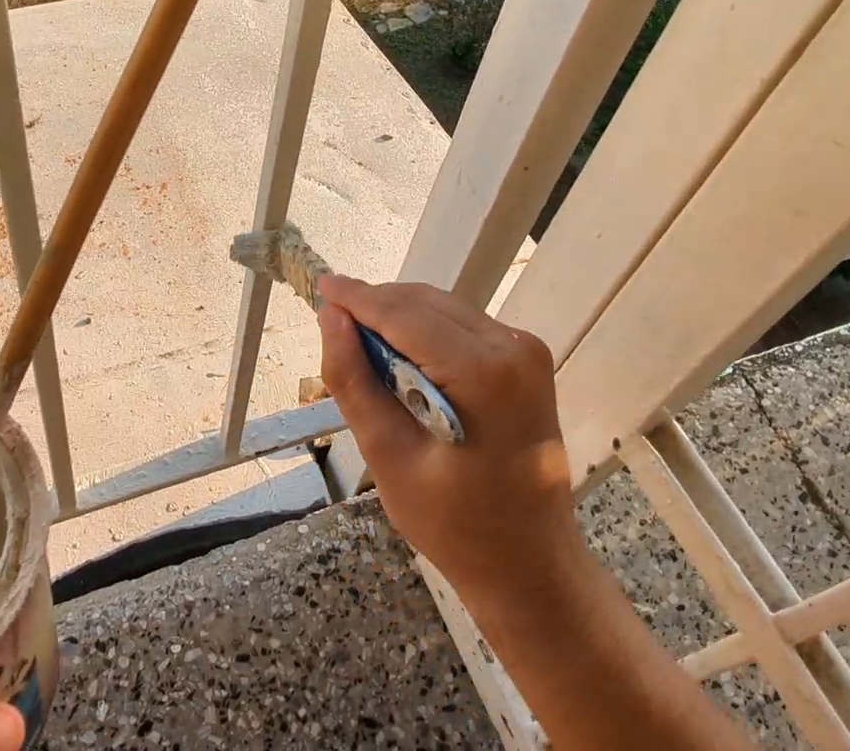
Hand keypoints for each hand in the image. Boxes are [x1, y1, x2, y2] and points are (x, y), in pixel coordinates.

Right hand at [317, 276, 581, 605]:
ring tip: (359, 347)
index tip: (320, 285)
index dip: (357, 297)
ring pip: (444, 310)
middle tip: (332, 326)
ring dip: (399, 319)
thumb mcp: (388, 457)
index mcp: (483, 373)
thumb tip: (331, 318)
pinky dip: (426, 334)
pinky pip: (463, 328)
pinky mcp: (527, 361)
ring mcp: (526, 351)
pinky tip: (400, 361)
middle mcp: (513, 347)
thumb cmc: (456, 525)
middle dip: (376, 307)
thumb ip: (355, 381)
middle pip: (426, 304)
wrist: (530, 563)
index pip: (404, 314)